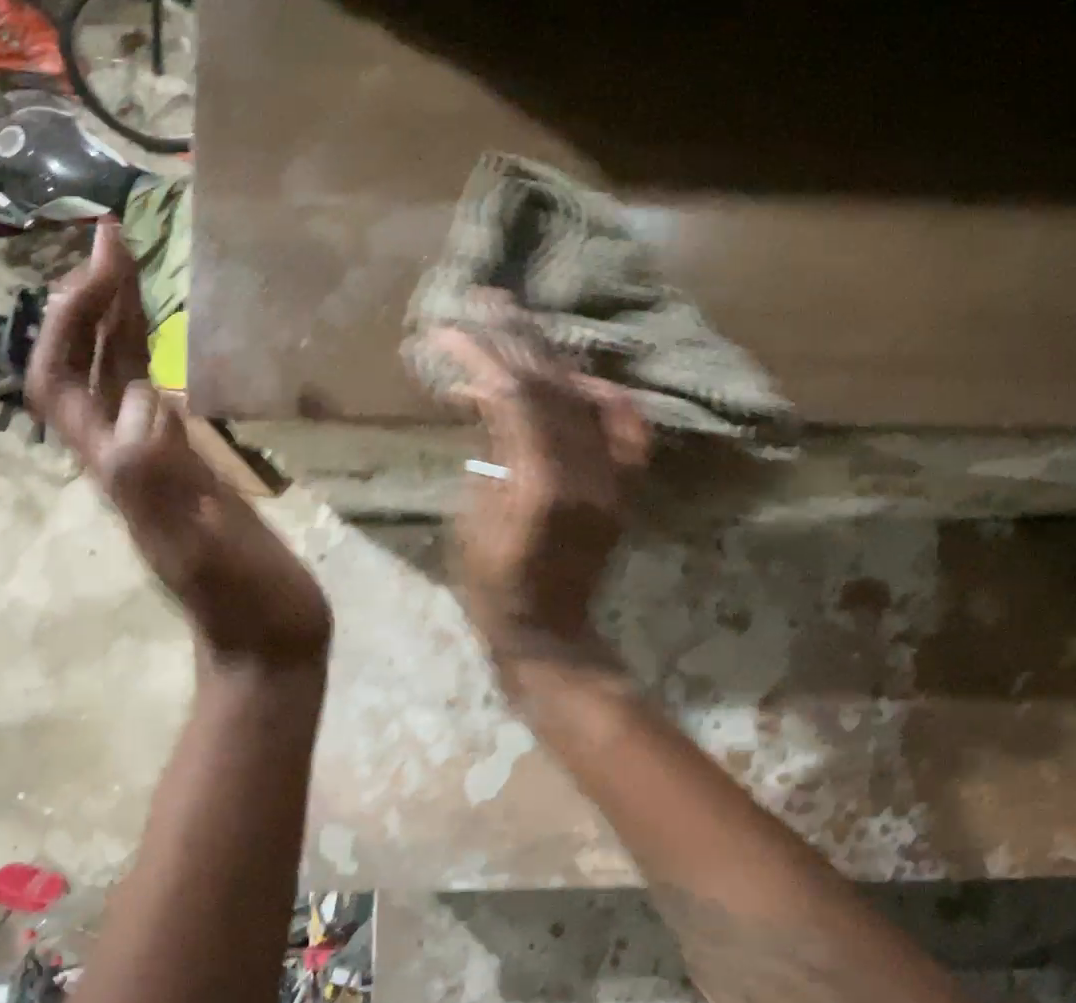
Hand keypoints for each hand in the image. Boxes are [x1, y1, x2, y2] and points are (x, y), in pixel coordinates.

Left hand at [27, 223, 330, 663]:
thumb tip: (145, 398)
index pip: (64, 383)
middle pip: (87, 373)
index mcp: (120, 474)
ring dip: (121, 325)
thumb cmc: (244, 603)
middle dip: (91, 302)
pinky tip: (180, 345)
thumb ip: (162, 482)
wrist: (270, 643)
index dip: (70, 321)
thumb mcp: (204, 548)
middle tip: (119, 239)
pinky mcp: (198, 478)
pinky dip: (162, 363)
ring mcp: (163, 470)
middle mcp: (129, 464)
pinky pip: (165, 407)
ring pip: (123, 386)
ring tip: (141, 270)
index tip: (105, 264)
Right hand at [437, 297, 649, 666]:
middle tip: (488, 299)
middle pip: (553, 387)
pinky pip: (625, 428)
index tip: (449, 329)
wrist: (548, 630)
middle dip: (517, 339)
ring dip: (552, 357)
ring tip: (522, 321)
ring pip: (585, 399)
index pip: (514, 398)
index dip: (483, 356)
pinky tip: (581, 375)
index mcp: (539, 485)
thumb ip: (488, 451)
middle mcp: (585, 474)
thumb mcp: (472, 516)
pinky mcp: (622, 487)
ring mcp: (611, 480)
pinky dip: (604, 395)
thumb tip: (488, 396)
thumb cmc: (491, 583)